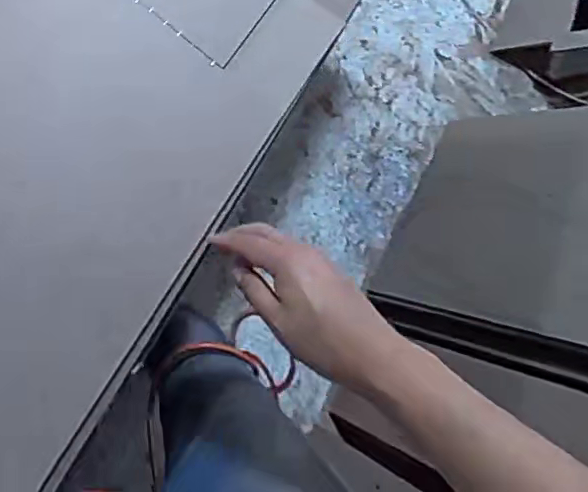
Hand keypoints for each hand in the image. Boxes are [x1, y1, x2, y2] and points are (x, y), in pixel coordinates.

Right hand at [209, 222, 415, 395]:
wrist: (376, 356)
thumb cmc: (323, 343)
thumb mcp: (279, 322)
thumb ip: (253, 291)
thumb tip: (240, 271)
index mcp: (286, 260)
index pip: (248, 242)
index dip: (227, 241)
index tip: (211, 242)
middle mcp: (302, 250)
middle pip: (264, 232)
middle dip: (241, 234)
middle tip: (224, 245)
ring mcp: (318, 257)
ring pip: (279, 238)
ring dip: (258, 241)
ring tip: (243, 256)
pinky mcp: (329, 268)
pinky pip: (292, 248)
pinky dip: (274, 249)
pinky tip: (271, 265)